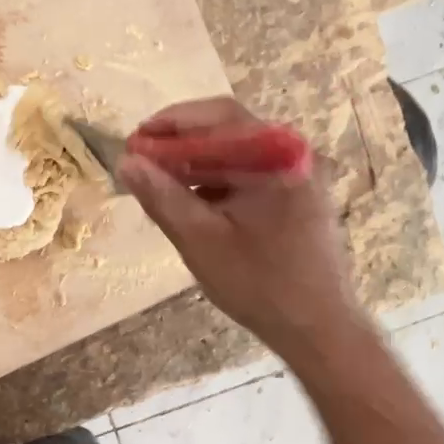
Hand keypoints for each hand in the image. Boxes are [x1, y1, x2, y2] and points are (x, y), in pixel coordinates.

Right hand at [118, 97, 372, 362]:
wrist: (317, 326)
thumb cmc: (258, 282)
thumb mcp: (199, 239)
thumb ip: (161, 196)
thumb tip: (126, 161)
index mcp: (275, 156)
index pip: (217, 117)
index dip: (170, 123)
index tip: (132, 141)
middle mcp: (292, 156)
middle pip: (228, 132)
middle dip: (179, 143)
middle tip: (139, 161)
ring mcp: (297, 177)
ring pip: (236, 155)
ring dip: (194, 164)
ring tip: (157, 184)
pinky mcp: (295, 199)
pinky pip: (248, 176)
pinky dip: (214, 182)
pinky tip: (189, 203)